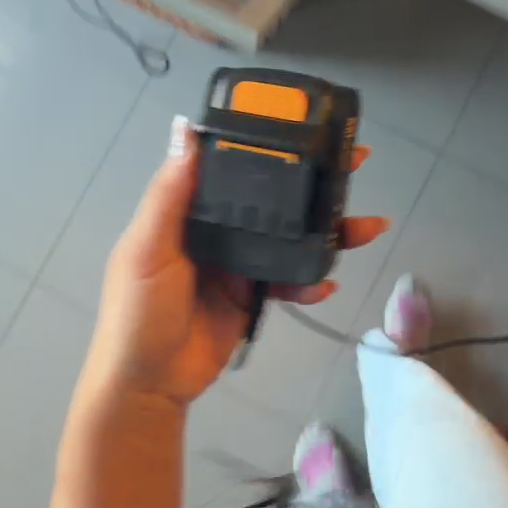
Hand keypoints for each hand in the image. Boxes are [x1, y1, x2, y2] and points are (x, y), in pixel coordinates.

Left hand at [84, 116, 390, 407]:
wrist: (150, 382)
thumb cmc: (139, 310)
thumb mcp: (148, 247)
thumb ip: (169, 192)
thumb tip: (185, 126)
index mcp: (189, 209)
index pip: (235, 165)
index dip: (269, 144)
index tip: (306, 125)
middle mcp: (218, 228)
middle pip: (274, 197)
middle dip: (315, 182)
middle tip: (357, 162)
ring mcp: (239, 262)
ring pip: (290, 236)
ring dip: (328, 231)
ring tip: (367, 228)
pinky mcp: (253, 295)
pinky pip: (290, 279)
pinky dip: (311, 280)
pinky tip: (327, 284)